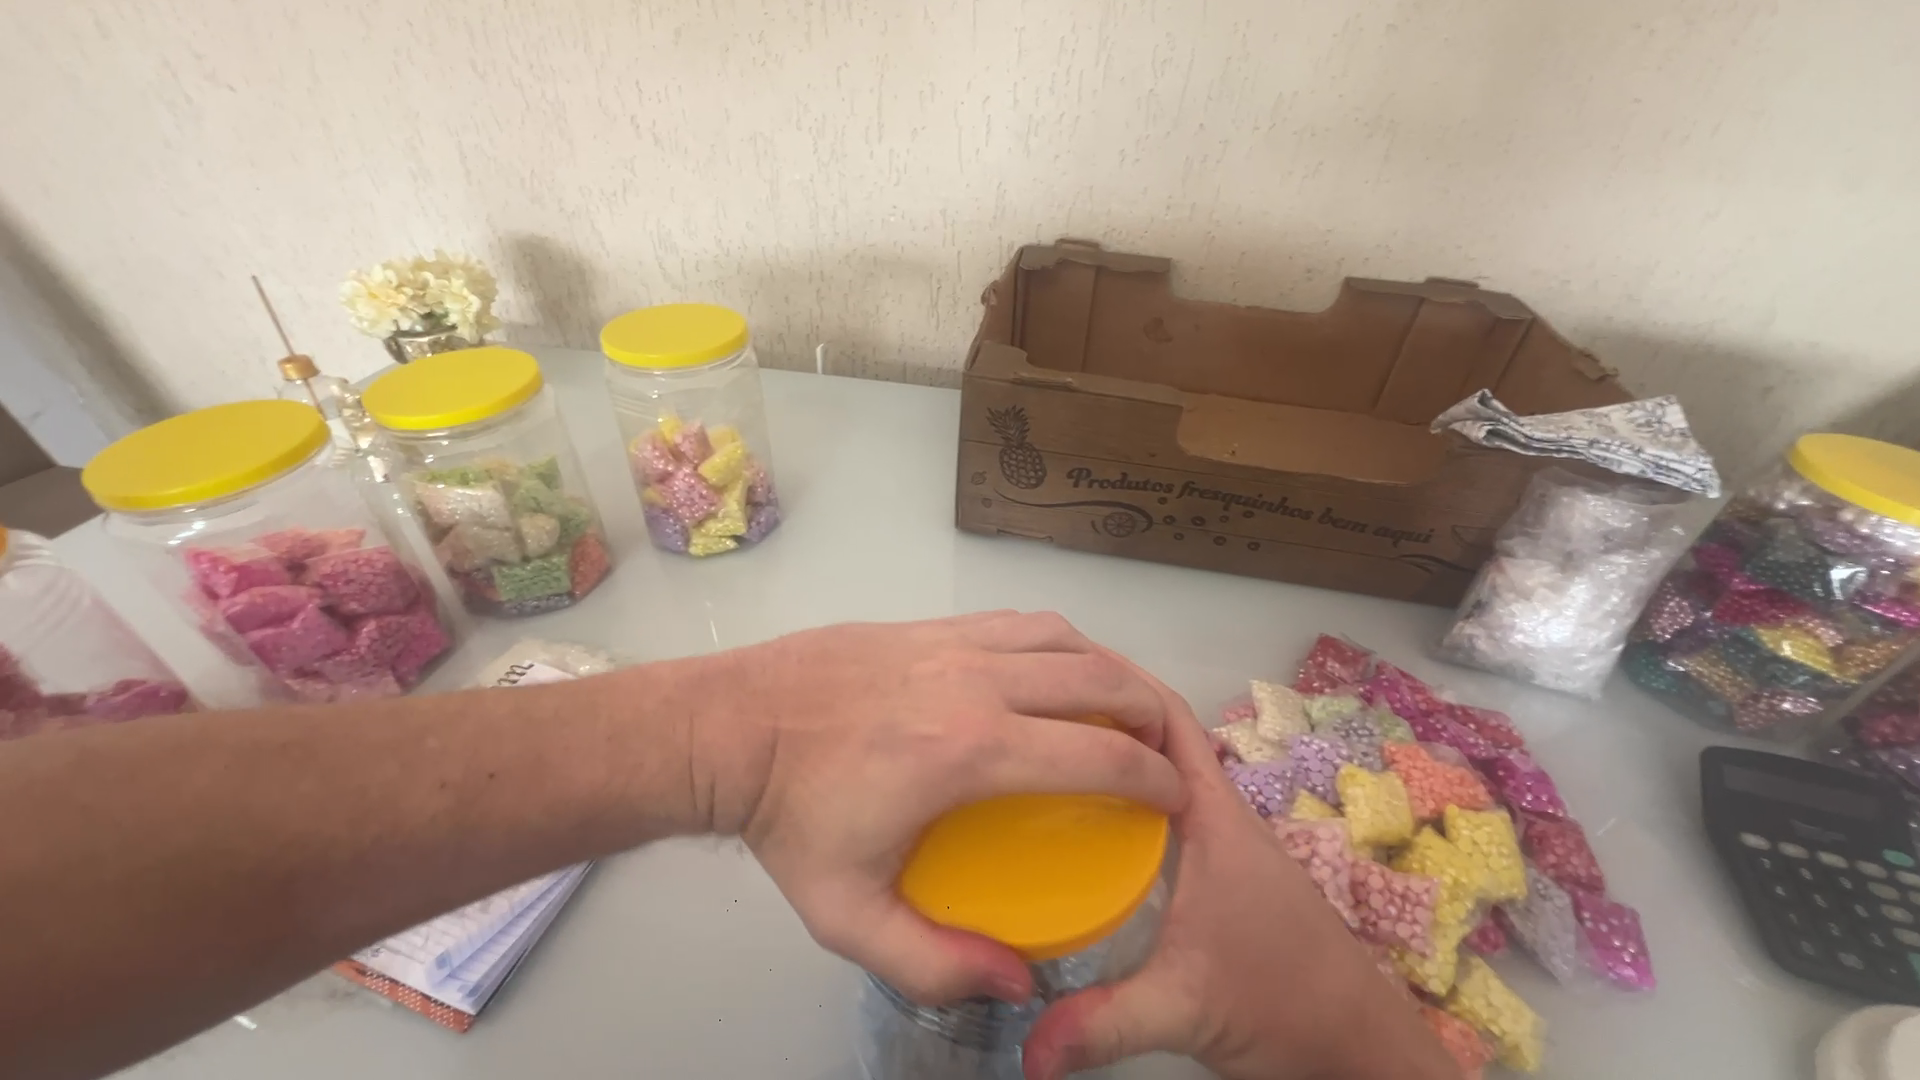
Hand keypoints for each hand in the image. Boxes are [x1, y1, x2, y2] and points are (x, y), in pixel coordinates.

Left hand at [690, 611, 1185, 1007]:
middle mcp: (974, 681)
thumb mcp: (848, 915)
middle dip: (1150, 712)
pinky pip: (1017, 622)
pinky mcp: (929, 622)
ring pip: (1062, 637)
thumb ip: (933, 963)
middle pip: (1097, 681)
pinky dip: (1057, 643)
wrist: (733, 726)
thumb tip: (1019, 983)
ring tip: (1120, 705)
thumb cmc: (790, 818)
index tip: (1176, 798)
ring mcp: (951, 640)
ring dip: (1107, 668)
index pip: (1097, 757)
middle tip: (1164, 748)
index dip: (1154, 779)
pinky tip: (1053, 672)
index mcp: (968, 751)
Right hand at [1021, 669, 1456, 1079]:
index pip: (1169, 720)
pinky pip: (1168, 808)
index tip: (1062, 667)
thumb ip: (1102, 1023)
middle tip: (1035, 704)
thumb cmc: (1283, 1003)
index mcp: (1214, 816)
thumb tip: (1024, 1049)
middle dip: (1106, 709)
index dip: (1123, 683)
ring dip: (1119, 749)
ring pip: (1165, 771)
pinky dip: (1130, 794)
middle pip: (1161, 735)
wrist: (1358, 1047)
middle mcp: (1221, 814)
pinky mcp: (1224, 871)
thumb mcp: (1183, 1009)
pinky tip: (1089, 818)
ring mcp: (1226, 841)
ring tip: (1049, 745)